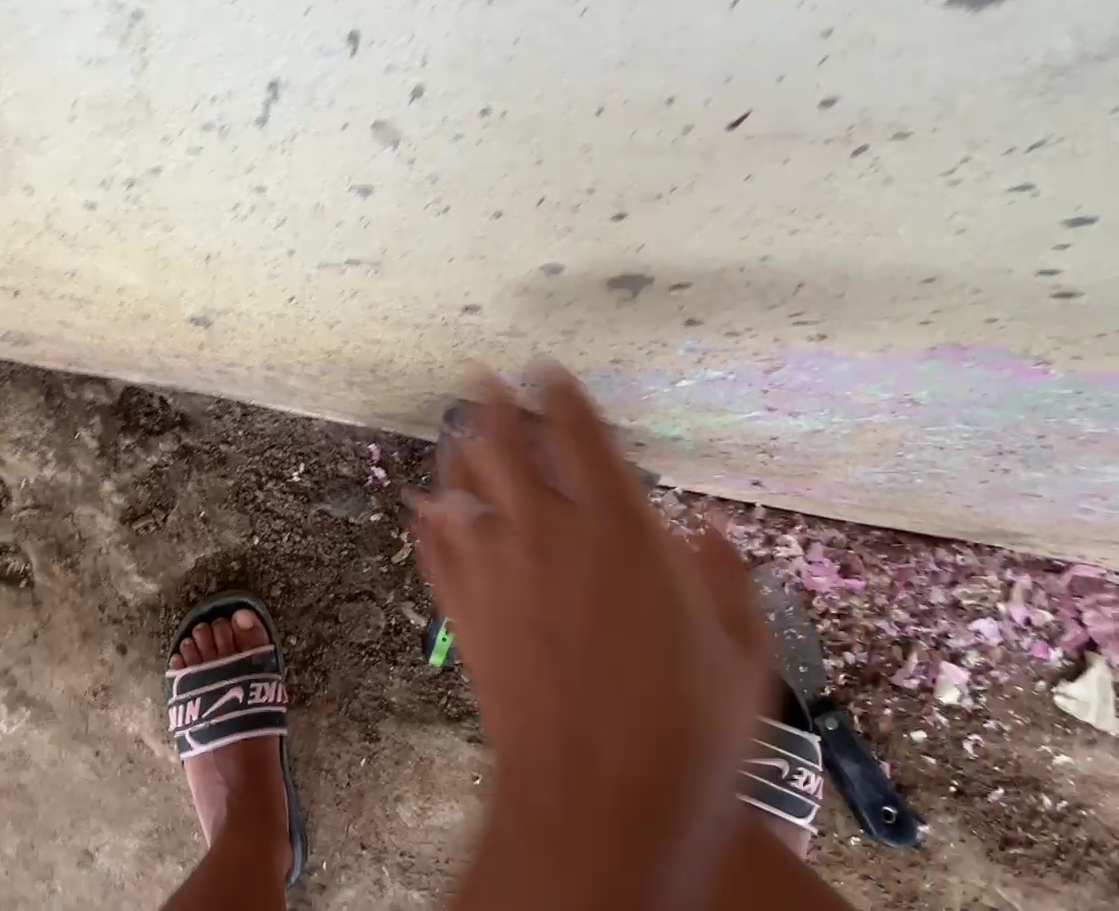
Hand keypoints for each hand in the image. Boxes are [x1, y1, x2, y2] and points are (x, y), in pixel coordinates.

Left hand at [409, 364, 765, 910]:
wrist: (591, 798)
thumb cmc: (684, 735)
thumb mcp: (743, 656)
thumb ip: (725, 581)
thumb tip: (705, 532)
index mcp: (620, 531)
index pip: (580, 438)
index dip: (560, 396)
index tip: (545, 369)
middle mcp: (547, 533)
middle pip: (506, 445)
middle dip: (492, 403)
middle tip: (480, 375)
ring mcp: (493, 567)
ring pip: (461, 485)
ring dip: (456, 449)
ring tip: (454, 426)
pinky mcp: (460, 606)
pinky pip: (434, 544)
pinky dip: (428, 517)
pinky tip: (424, 503)